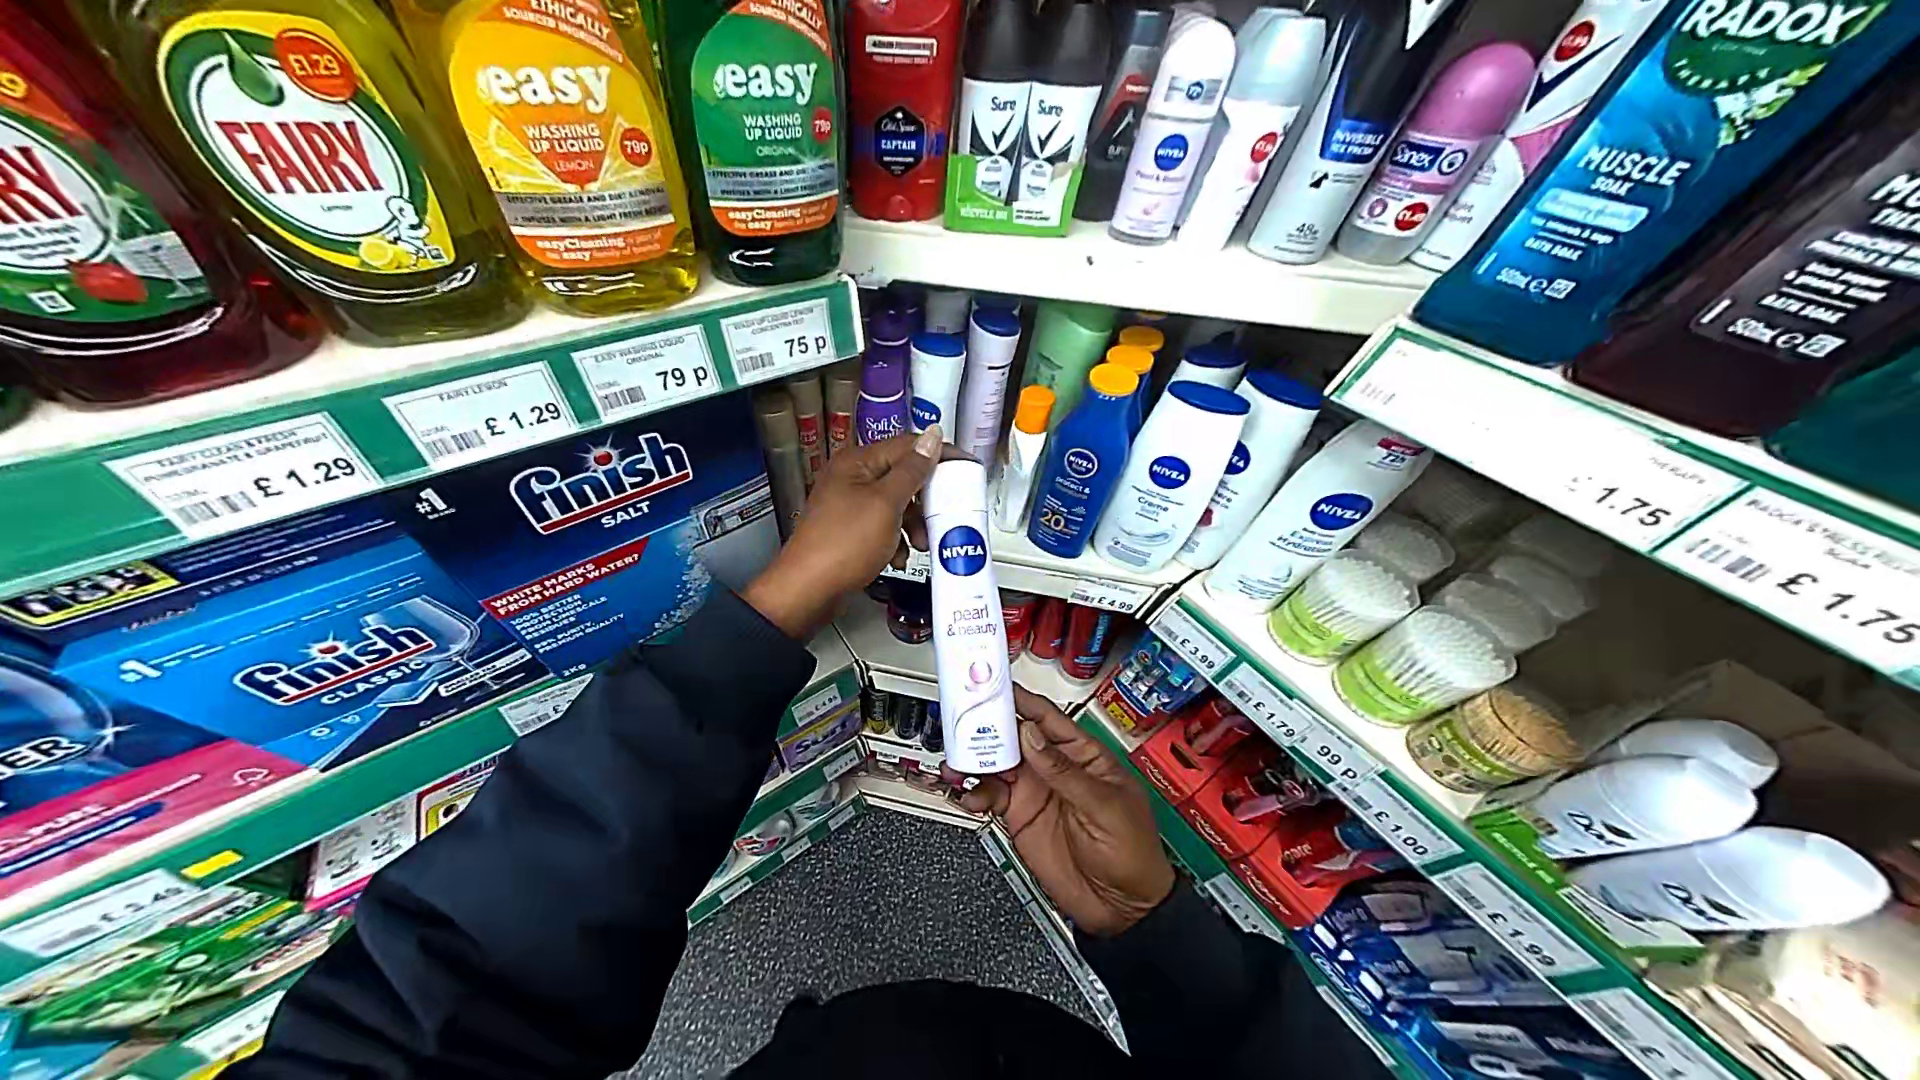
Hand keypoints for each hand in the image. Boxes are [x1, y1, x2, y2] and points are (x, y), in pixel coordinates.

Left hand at [742, 429, 940, 637]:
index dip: (939, 455)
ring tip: (921, 544)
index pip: (908, 446)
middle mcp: (851, 479)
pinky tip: (899, 557)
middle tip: (944, 513)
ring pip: (897, 505)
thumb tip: (931, 439)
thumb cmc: (841, 545)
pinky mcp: (850, 531)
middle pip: (904, 477)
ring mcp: (849, 505)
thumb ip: (912, 470)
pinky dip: (897, 541)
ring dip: (914, 524)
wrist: (809, 591)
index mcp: (857, 462)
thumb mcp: (886, 503)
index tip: (965, 466)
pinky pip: (885, 527)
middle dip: (926, 499)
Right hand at [956, 687, 1174, 936]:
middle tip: (962, 726)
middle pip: (1012, 737)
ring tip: (956, 766)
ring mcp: (1034, 791)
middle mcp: (1053, 768)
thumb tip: (1031, 736)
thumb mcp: (1104, 807)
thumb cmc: (1132, 851)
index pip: (1046, 718)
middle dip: (986, 728)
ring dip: (973, 761)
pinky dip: (974, 793)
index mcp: (1081, 755)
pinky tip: (969, 797)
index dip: (1020, 700)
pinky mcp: (1019, 816)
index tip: (994, 688)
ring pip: (995, 764)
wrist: (1122, 910)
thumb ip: (1064, 772)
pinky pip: (990, 796)